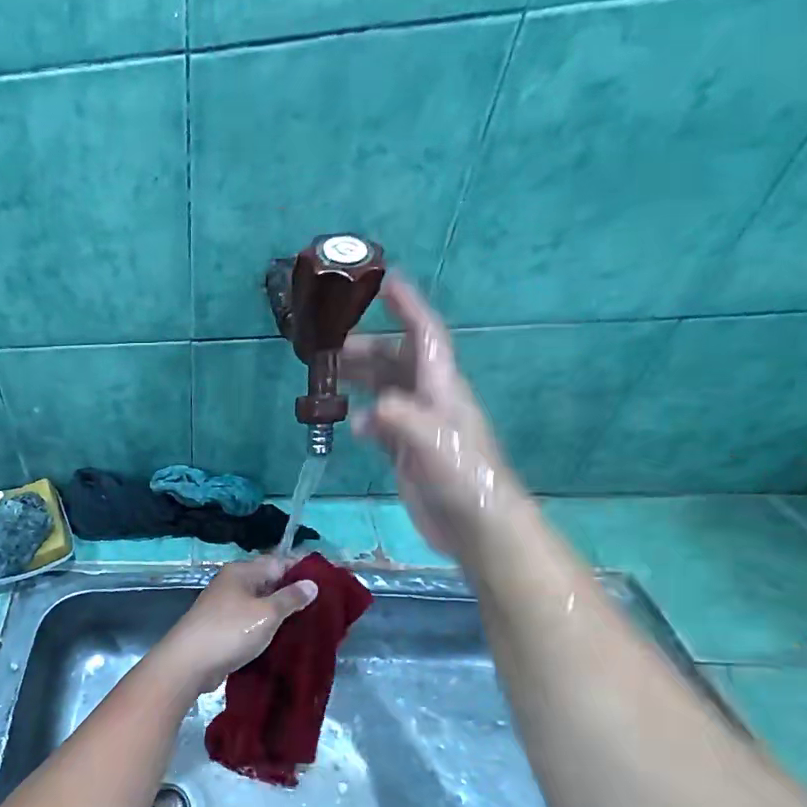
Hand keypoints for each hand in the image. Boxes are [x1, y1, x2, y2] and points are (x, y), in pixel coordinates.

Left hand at [157, 557, 317, 685]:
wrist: (189, 662)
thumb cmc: (230, 631)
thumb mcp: (266, 613)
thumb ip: (290, 598)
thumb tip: (312, 583)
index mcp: (241, 572)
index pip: (279, 562)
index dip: (303, 571)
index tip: (330, 584)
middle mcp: (232, 584)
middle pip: (270, 582)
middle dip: (295, 593)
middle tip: (326, 607)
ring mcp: (226, 606)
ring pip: (261, 604)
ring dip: (282, 613)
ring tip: (312, 623)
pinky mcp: (224, 627)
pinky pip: (252, 621)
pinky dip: (268, 627)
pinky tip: (286, 637)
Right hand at [342, 274, 525, 556]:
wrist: (478, 526)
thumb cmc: (464, 479)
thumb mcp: (433, 444)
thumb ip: (400, 420)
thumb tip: (365, 412)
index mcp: (442, 388)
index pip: (423, 335)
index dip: (407, 306)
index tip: (385, 281)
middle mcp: (431, 399)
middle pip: (397, 360)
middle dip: (367, 346)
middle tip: (330, 348)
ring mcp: (419, 425)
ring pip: (387, 387)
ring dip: (361, 377)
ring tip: (328, 375)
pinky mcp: (408, 450)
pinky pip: (382, 421)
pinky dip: (363, 414)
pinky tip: (348, 422)